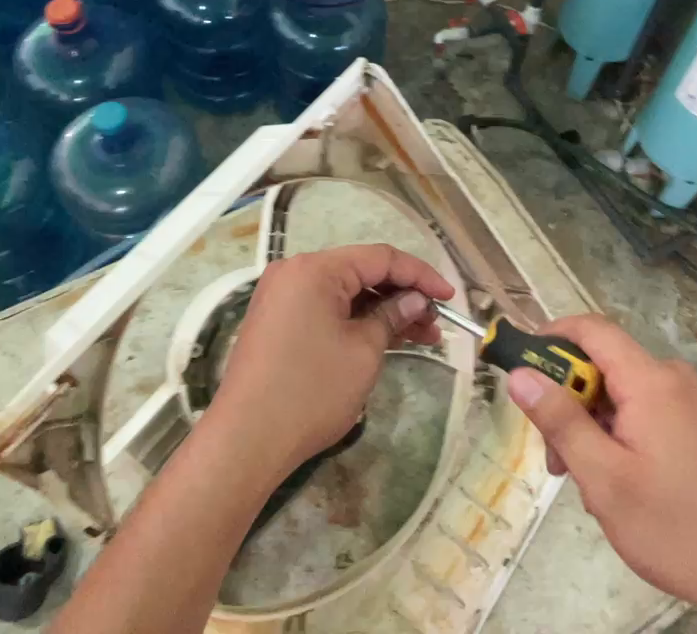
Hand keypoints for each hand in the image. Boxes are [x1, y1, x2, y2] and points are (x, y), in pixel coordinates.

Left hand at [205, 244, 454, 471]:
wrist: (246, 439)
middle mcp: (295, 273)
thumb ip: (393, 317)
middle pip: (361, 272)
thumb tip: (415, 301)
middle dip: (403, 295)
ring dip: (382, 311)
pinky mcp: (277, 322)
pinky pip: (325, 309)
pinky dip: (356, 321)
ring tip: (422, 337)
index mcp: (315, 269)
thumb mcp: (363, 352)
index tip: (450, 297)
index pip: (380, 258)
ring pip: (345, 293)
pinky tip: (385, 338)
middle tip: (436, 323)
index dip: (421, 275)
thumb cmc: (311, 391)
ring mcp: (282, 297)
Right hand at [507, 315, 696, 632]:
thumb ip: (560, 421)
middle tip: (556, 460)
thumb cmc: (676, 528)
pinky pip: (644, 410)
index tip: (522, 369)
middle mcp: (673, 379)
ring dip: (592, 426)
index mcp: (651, 381)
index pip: (592, 329)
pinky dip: (620, 434)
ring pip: (621, 393)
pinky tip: (619, 482)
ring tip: (590, 485)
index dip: (551, 338)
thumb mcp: (604, 478)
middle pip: (603, 366)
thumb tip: (520, 375)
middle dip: (569, 402)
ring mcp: (692, 401)